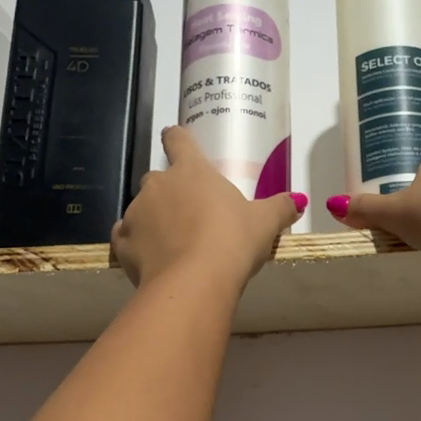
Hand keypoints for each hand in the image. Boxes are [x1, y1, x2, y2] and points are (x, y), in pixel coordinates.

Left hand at [113, 126, 305, 288]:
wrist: (193, 282)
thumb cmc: (232, 241)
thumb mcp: (265, 224)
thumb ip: (280, 208)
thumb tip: (298, 200)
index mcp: (192, 171)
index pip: (178, 140)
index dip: (177, 138)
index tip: (177, 139)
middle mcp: (158, 185)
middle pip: (158, 178)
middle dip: (170, 192)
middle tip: (191, 214)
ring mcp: (136, 213)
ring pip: (142, 209)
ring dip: (155, 220)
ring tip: (176, 244)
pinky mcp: (122, 243)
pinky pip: (127, 237)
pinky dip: (137, 245)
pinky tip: (153, 259)